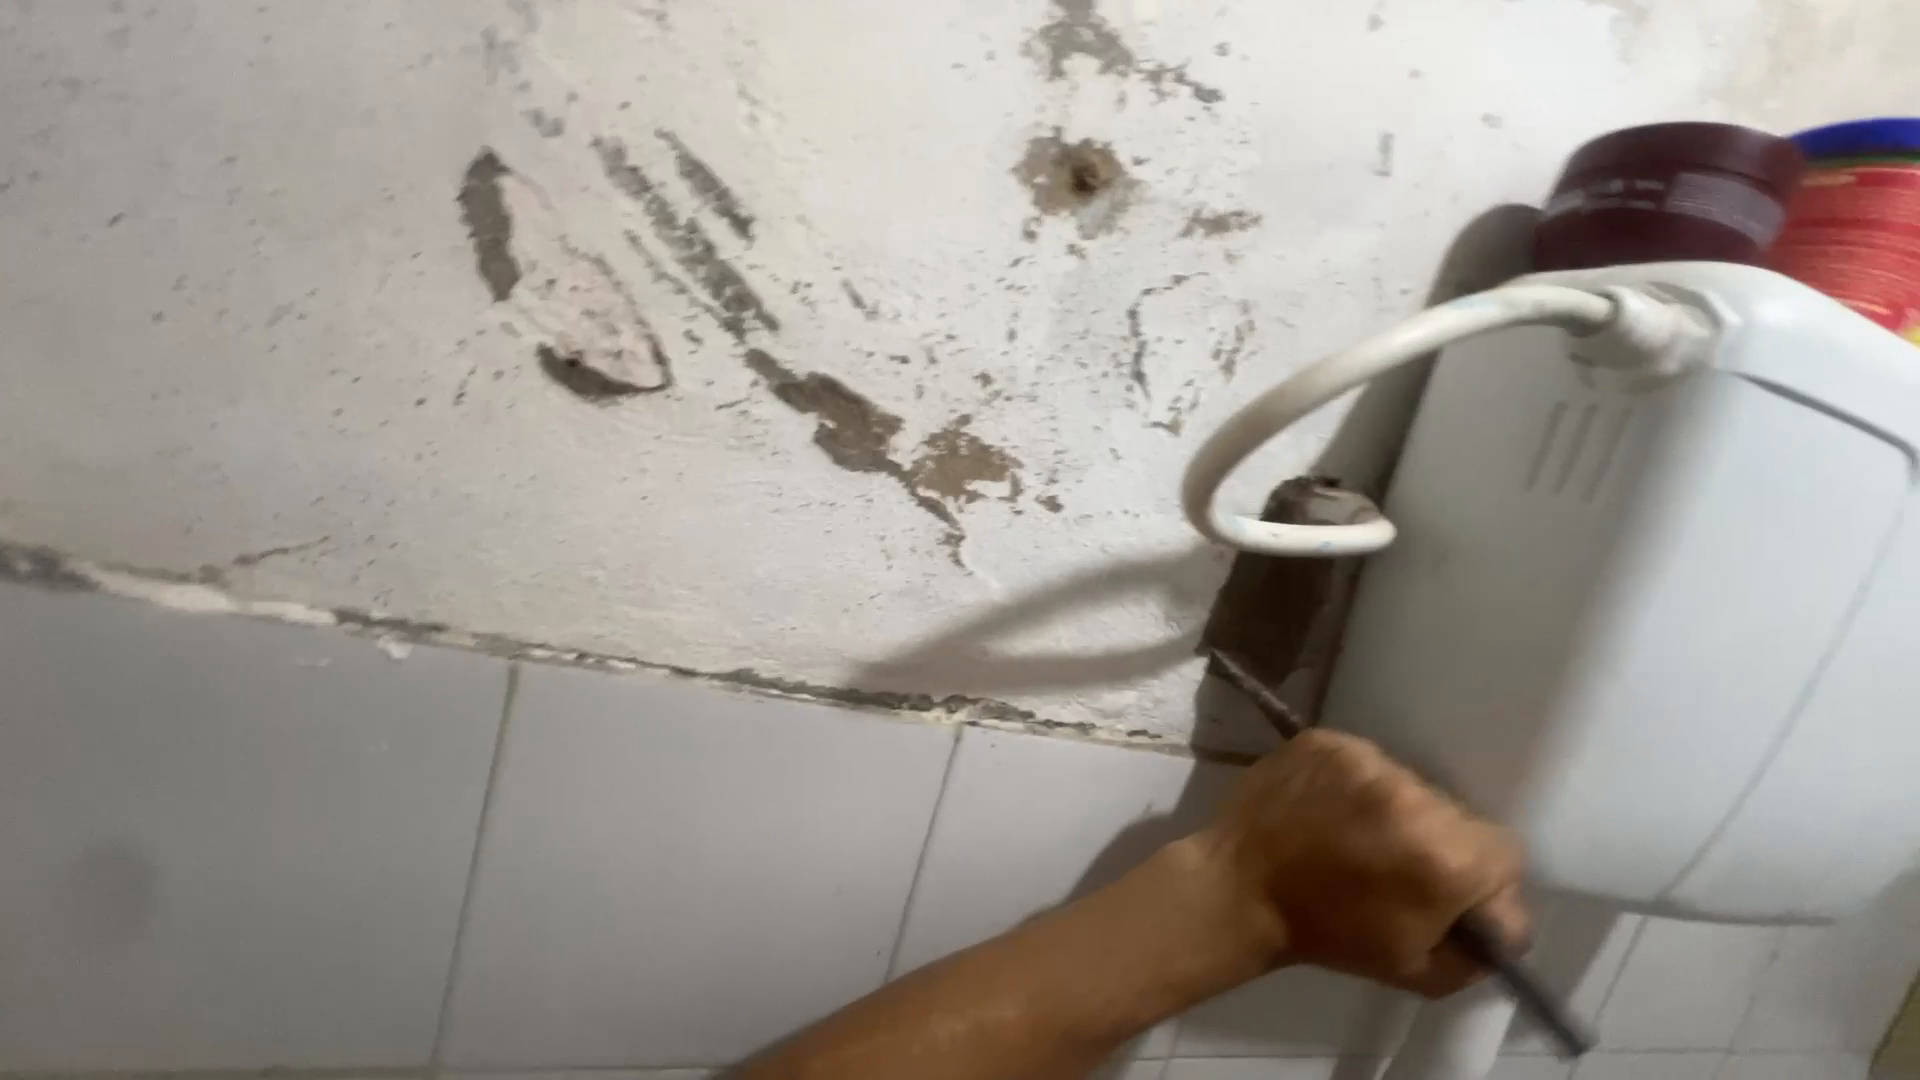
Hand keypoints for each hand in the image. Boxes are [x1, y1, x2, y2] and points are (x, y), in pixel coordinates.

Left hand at [1193, 730, 1527, 996]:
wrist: (1239, 886)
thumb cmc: (1328, 933)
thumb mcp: (1422, 969)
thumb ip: (1482, 948)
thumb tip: (1501, 915)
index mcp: (1445, 856)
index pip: (1504, 853)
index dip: (1481, 879)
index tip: (1447, 891)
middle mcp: (1411, 796)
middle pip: (1456, 816)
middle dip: (1438, 843)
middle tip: (1394, 864)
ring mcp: (1362, 760)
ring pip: (1410, 785)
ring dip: (1395, 810)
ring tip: (1353, 835)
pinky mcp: (1324, 740)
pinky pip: (1365, 762)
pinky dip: (1355, 784)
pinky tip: (1328, 809)